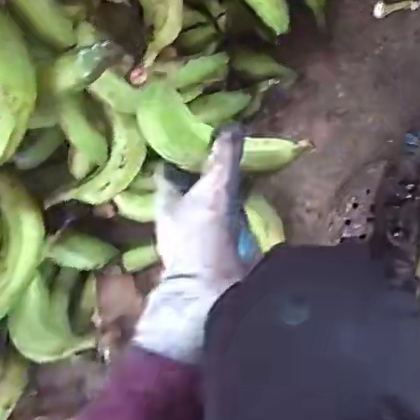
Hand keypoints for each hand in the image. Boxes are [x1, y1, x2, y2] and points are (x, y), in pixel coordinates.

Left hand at [133, 127, 249, 362]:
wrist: (213, 293)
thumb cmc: (201, 238)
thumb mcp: (213, 191)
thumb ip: (223, 158)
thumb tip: (232, 125)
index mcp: (166, 200)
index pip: (169, 167)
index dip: (179, 149)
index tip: (198, 130)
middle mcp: (179, 215)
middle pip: (191, 182)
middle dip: (206, 166)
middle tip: (226, 142)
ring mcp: (201, 232)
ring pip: (211, 199)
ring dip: (224, 185)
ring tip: (244, 160)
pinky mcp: (222, 246)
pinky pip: (231, 216)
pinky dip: (240, 204)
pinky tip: (254, 192)